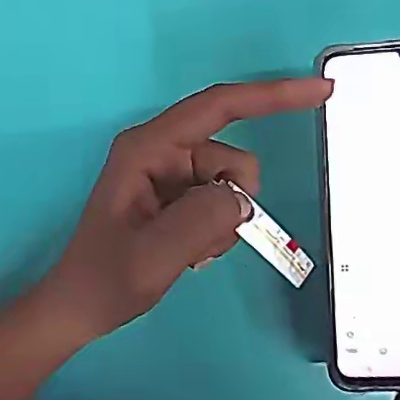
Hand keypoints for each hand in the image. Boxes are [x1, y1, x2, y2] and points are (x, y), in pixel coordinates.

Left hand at [35, 79, 334, 343]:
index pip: (218, 107)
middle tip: (202, 240)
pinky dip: (216, 229)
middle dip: (232, 200)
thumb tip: (240, 196)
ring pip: (230, 185)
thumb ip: (202, 221)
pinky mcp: (174, 196)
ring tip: (188, 250)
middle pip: (230, 157)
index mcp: (147, 148)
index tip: (319, 91)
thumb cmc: (105, 280)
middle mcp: (159, 151)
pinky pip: (220, 203)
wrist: (80, 308)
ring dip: (223, 222)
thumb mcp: (154, 256)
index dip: (272, 96)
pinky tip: (187, 251)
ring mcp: (167, 174)